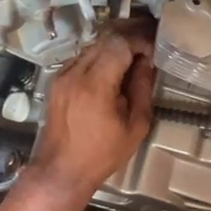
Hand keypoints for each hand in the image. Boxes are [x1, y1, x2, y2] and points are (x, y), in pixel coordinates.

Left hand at [25, 28, 156, 198]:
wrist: (60, 171)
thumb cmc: (102, 155)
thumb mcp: (135, 126)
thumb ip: (142, 89)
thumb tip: (148, 62)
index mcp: (95, 85)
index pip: (119, 45)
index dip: (140, 41)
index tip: (154, 48)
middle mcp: (75, 74)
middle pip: (105, 40)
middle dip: (128, 39)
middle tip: (147, 47)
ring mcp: (62, 75)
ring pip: (92, 46)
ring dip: (113, 47)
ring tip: (132, 58)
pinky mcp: (56, 81)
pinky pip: (81, 58)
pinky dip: (99, 57)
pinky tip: (111, 70)